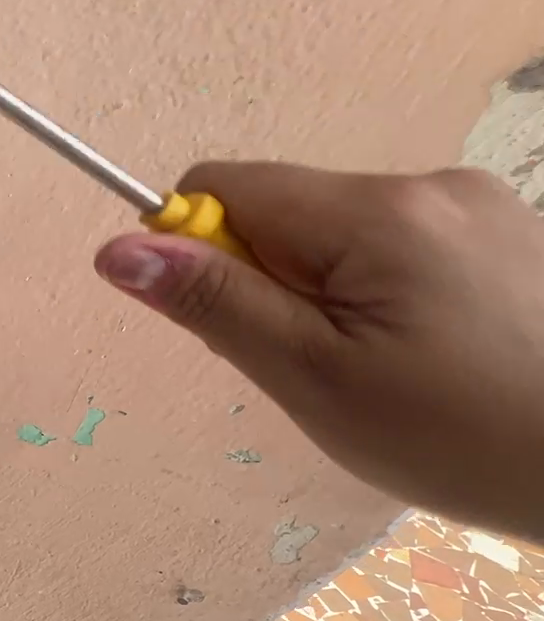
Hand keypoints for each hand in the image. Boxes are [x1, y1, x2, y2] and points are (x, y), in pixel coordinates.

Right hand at [94, 163, 543, 541]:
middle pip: (275, 211)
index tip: (226, 316)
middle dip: (258, 280)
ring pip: (326, 234)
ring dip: (309, 292)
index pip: (219, 187)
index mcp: (377, 212)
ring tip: (366, 364)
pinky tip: (412, 351)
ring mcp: (478, 209)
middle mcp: (430, 187)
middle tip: (304, 359)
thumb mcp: (308, 374)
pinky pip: (383, 249)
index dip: (193, 247)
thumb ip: (211, 301)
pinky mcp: (506, 237)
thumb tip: (116, 251)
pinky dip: (363, 294)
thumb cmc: (459, 434)